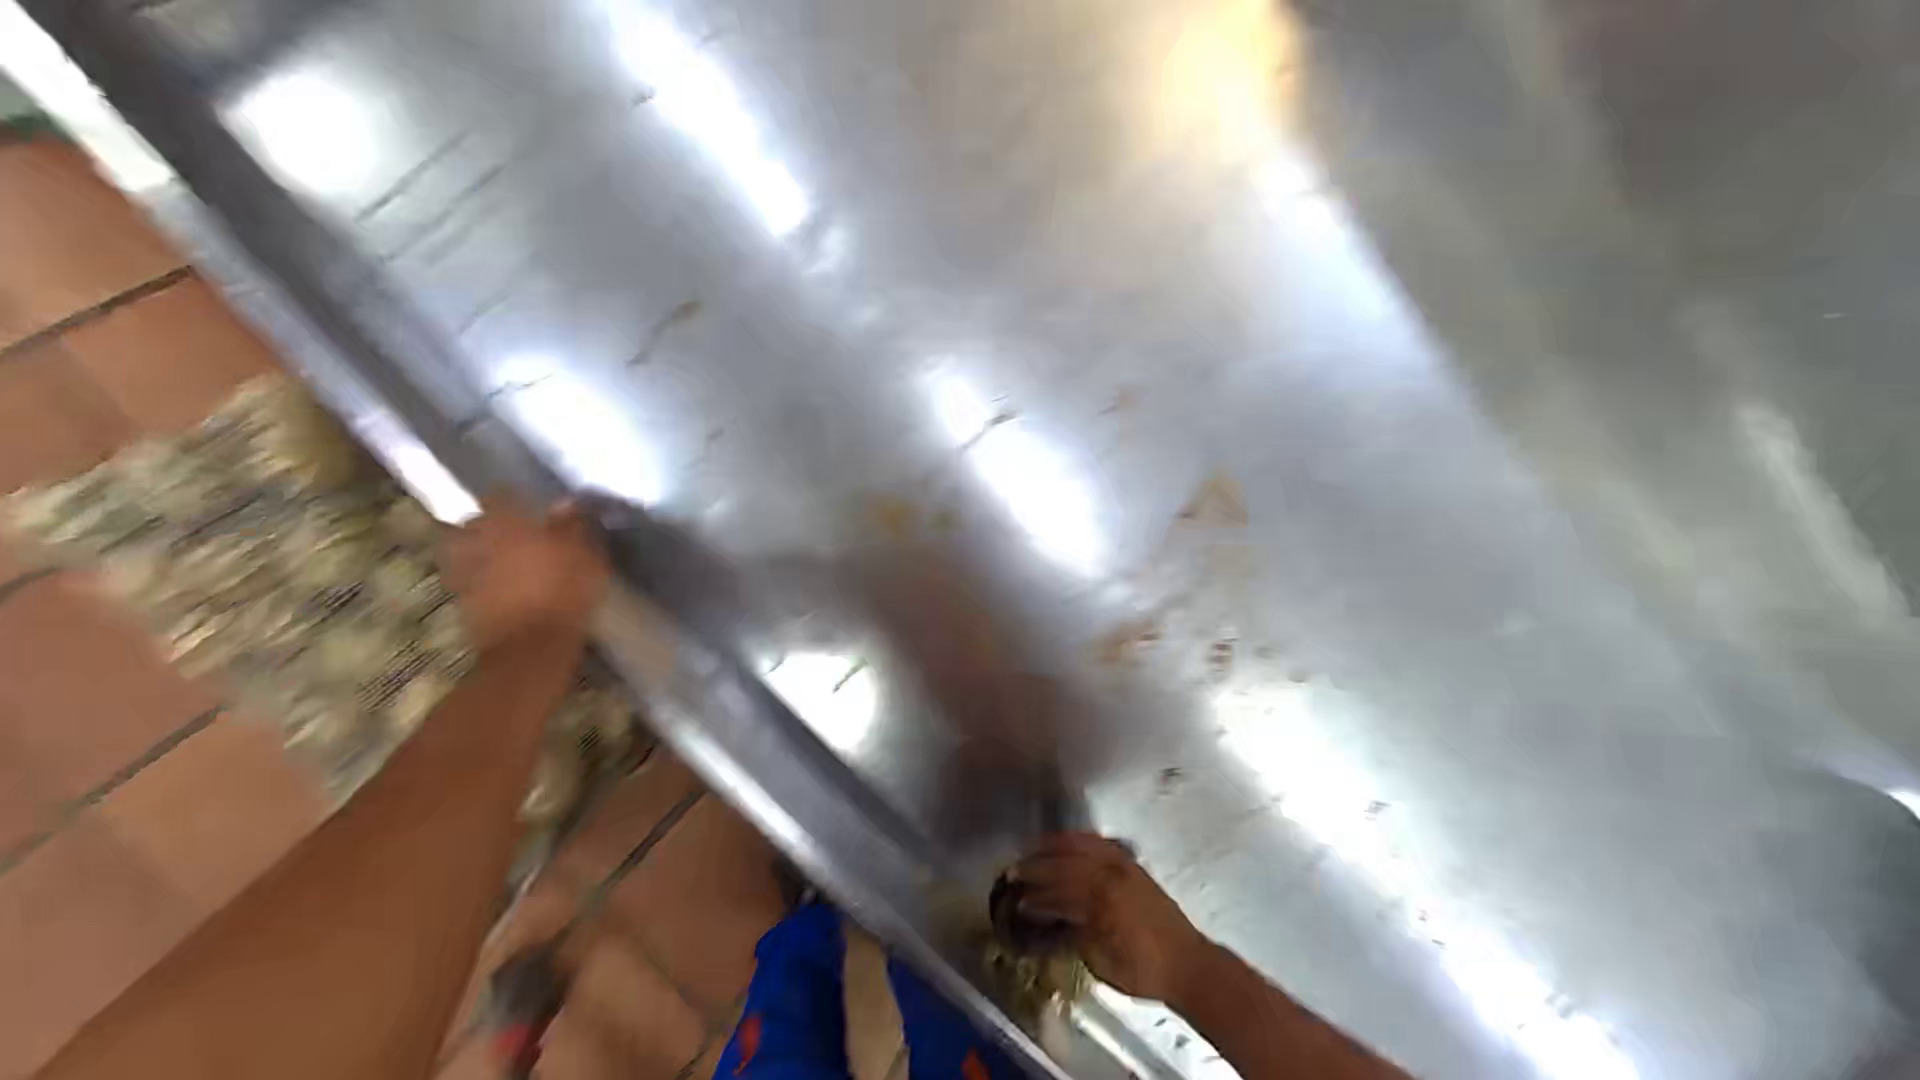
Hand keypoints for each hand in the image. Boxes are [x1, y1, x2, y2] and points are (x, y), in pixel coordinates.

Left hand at [438, 497, 608, 648]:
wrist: (530, 644)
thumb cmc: (564, 590)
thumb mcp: (585, 554)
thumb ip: (573, 525)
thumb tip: (564, 503)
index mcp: (505, 522)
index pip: (499, 496)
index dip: (512, 498)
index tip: (527, 504)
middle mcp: (475, 539)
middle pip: (472, 523)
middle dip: (488, 525)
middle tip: (511, 533)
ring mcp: (462, 571)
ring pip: (462, 550)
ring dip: (475, 551)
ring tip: (498, 559)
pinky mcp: (461, 600)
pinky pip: (466, 580)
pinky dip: (477, 579)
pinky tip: (497, 586)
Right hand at [1013, 833, 1213, 1003]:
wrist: (1186, 963)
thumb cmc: (1143, 971)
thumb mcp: (1101, 962)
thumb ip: (1075, 935)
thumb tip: (1051, 922)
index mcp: (1101, 902)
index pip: (1059, 893)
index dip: (1036, 896)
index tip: (1018, 899)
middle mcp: (1110, 876)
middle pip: (1065, 865)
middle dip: (1037, 867)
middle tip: (1015, 871)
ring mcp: (1122, 866)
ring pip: (1080, 847)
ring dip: (1054, 847)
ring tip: (1033, 848)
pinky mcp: (1132, 864)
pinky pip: (1099, 843)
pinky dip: (1079, 839)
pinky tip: (1066, 841)